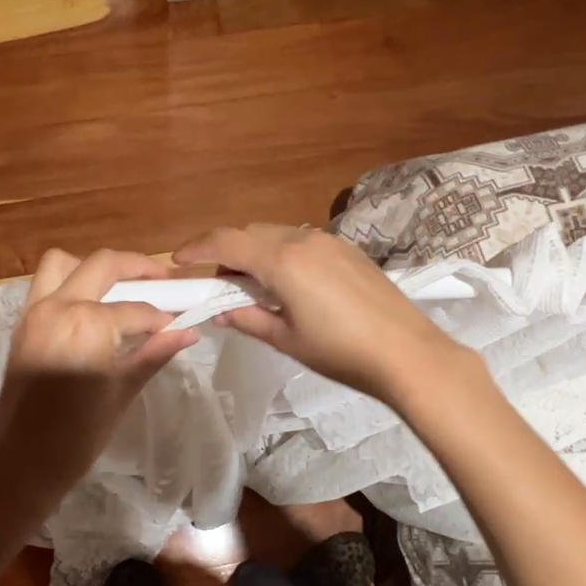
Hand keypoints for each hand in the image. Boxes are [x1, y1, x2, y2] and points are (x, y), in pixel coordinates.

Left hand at [0, 248, 198, 495]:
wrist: (23, 460)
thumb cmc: (79, 433)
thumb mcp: (122, 390)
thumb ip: (154, 353)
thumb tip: (188, 333)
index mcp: (88, 322)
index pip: (137, 309)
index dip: (162, 318)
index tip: (179, 325)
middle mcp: (58, 306)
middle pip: (102, 264)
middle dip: (136, 267)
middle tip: (161, 281)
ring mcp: (35, 312)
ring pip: (63, 264)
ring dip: (93, 267)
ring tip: (118, 287)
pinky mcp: (22, 325)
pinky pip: (45, 286)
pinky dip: (69, 284)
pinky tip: (90, 308)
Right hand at [173, 224, 471, 405]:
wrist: (407, 353)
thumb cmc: (341, 352)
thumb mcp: (287, 340)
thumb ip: (249, 319)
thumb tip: (220, 312)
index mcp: (282, 261)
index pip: (226, 242)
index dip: (197, 249)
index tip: (178, 262)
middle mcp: (303, 240)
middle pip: (251, 232)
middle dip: (226, 251)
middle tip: (216, 283)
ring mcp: (330, 242)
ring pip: (277, 234)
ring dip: (256, 251)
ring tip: (251, 285)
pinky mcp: (349, 251)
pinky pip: (302, 241)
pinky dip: (282, 253)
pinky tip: (287, 283)